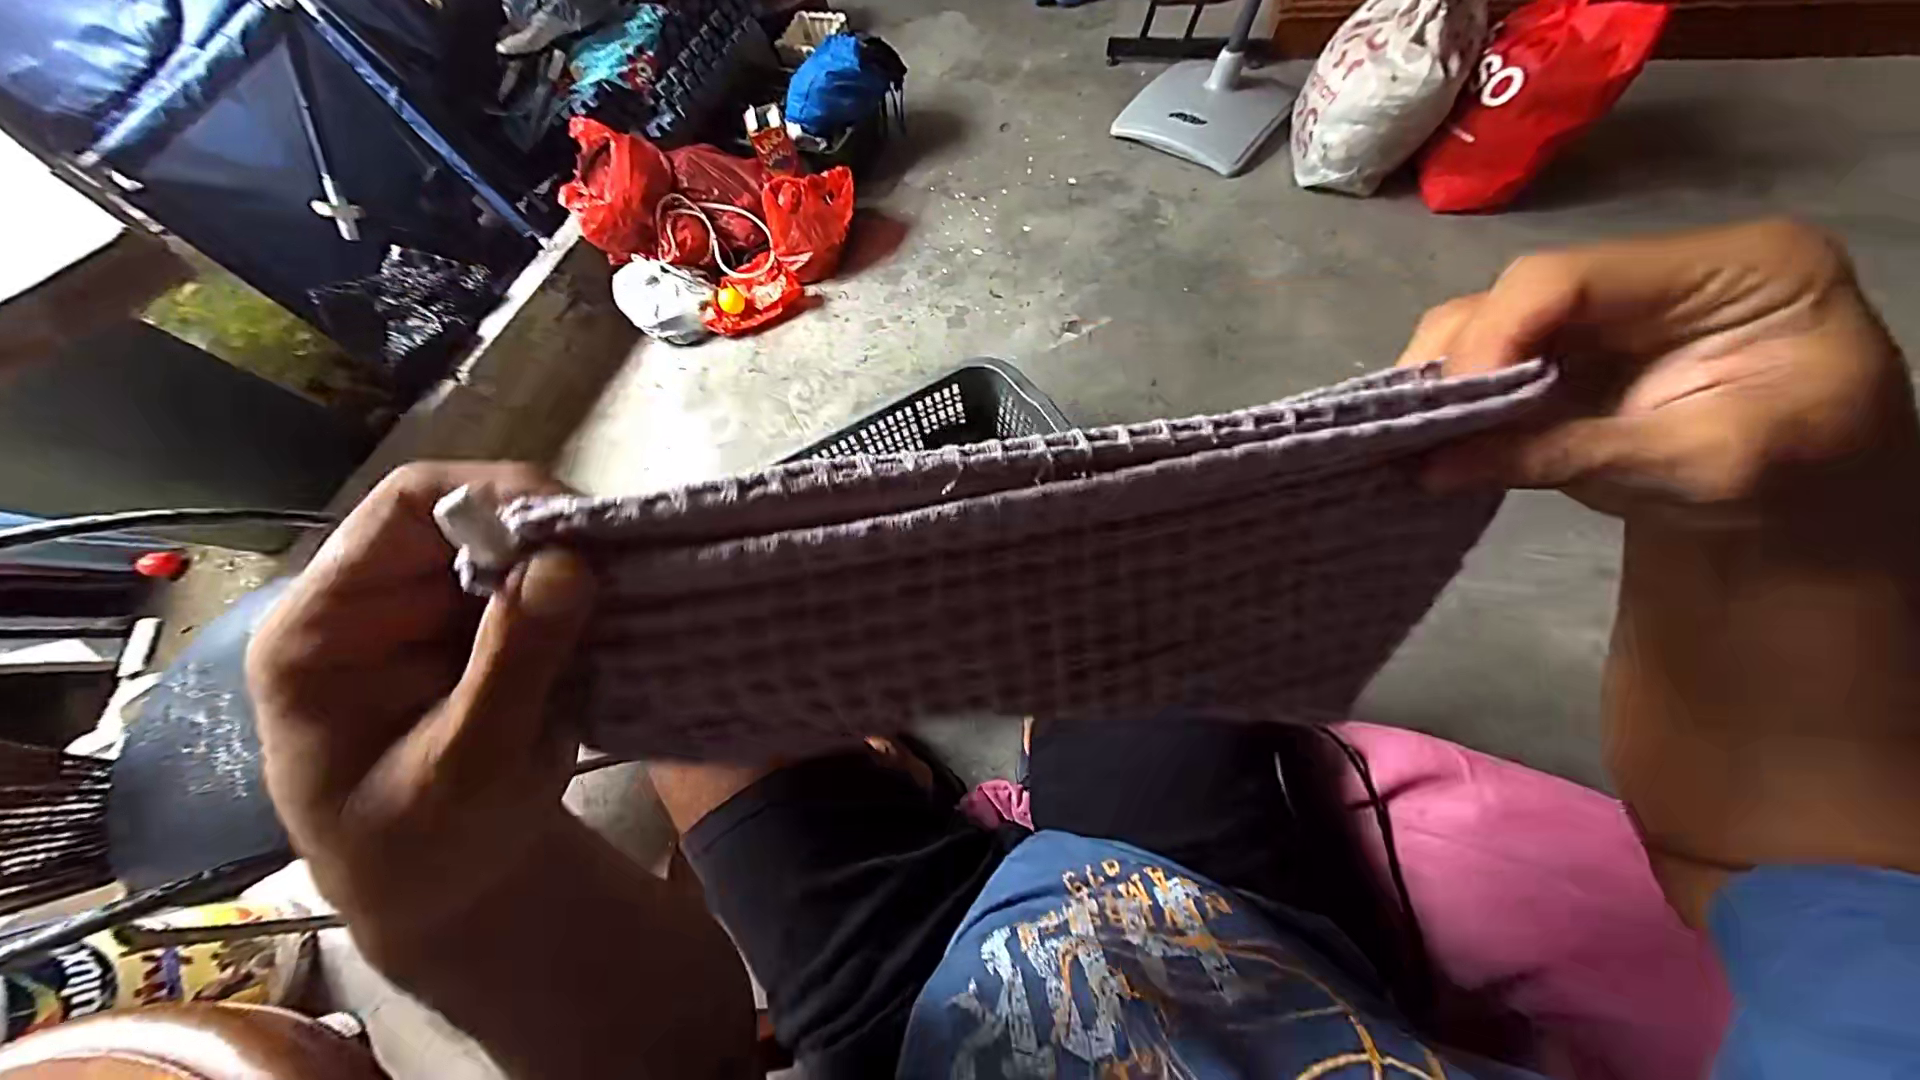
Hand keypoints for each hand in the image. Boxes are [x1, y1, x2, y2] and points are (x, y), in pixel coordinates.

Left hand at [247, 462, 595, 958]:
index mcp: (332, 624)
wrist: (451, 882)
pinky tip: (621, 611)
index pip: (408, 507)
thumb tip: (569, 561)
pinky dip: (591, 589)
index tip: (584, 531)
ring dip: (581, 559)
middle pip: (473, 515)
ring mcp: (443, 613)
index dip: (499, 496)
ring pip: (520, 545)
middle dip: (555, 532)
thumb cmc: (429, 845)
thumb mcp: (468, 768)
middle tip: (626, 562)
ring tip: (633, 587)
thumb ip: (511, 666)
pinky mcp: (492, 630)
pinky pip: (547, 582)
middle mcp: (385, 599)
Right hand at [1396, 219, 1918, 528]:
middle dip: (1456, 360)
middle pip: (1511, 294)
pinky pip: (1475, 354)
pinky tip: (1440, 427)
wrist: (1795, 493)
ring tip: (1426, 431)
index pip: (1566, 278)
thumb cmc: (1783, 473)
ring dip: (1440, 378)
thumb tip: (1433, 468)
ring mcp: (1593, 310)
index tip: (1452, 408)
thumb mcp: (1693, 467)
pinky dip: (1447, 393)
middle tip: (1424, 427)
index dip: (1492, 336)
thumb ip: (1562, 456)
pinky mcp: (1554, 346)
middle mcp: (1646, 274)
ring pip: (1478, 319)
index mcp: (1727, 271)